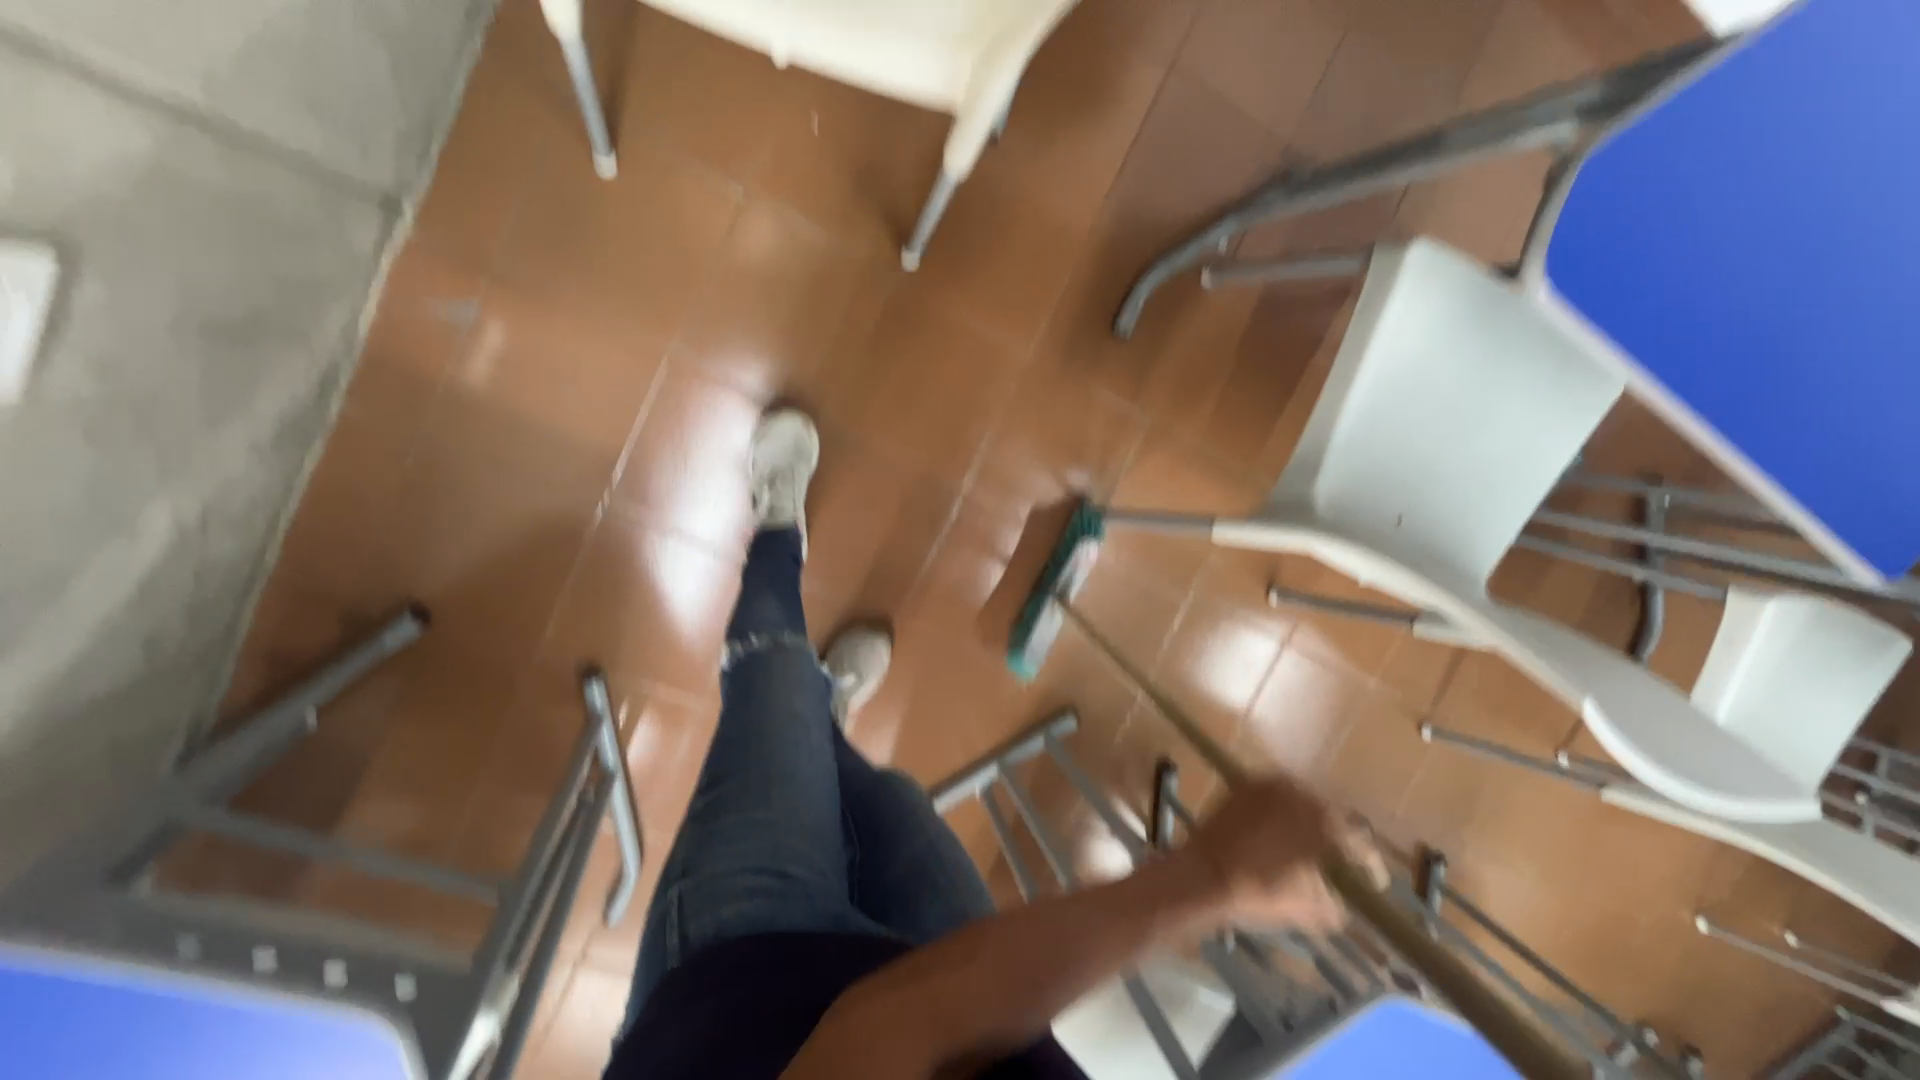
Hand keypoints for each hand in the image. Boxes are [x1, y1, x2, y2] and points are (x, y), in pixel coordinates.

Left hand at [1180, 777, 1385, 932]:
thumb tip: (1340, 906)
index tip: (1374, 881)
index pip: (1359, 842)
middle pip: (1331, 815)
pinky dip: (1280, 808)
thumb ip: (1332, 905)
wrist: (1202, 875)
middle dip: (1338, 836)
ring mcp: (1269, 786)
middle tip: (1339, 857)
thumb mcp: (1306, 909)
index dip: (1370, 864)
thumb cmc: (1257, 894)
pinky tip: (1278, 826)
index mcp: (1324, 824)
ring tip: (1309, 840)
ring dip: (1309, 818)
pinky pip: (1272, 793)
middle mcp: (1301, 796)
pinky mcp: (1243, 785)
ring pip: (1302, 799)